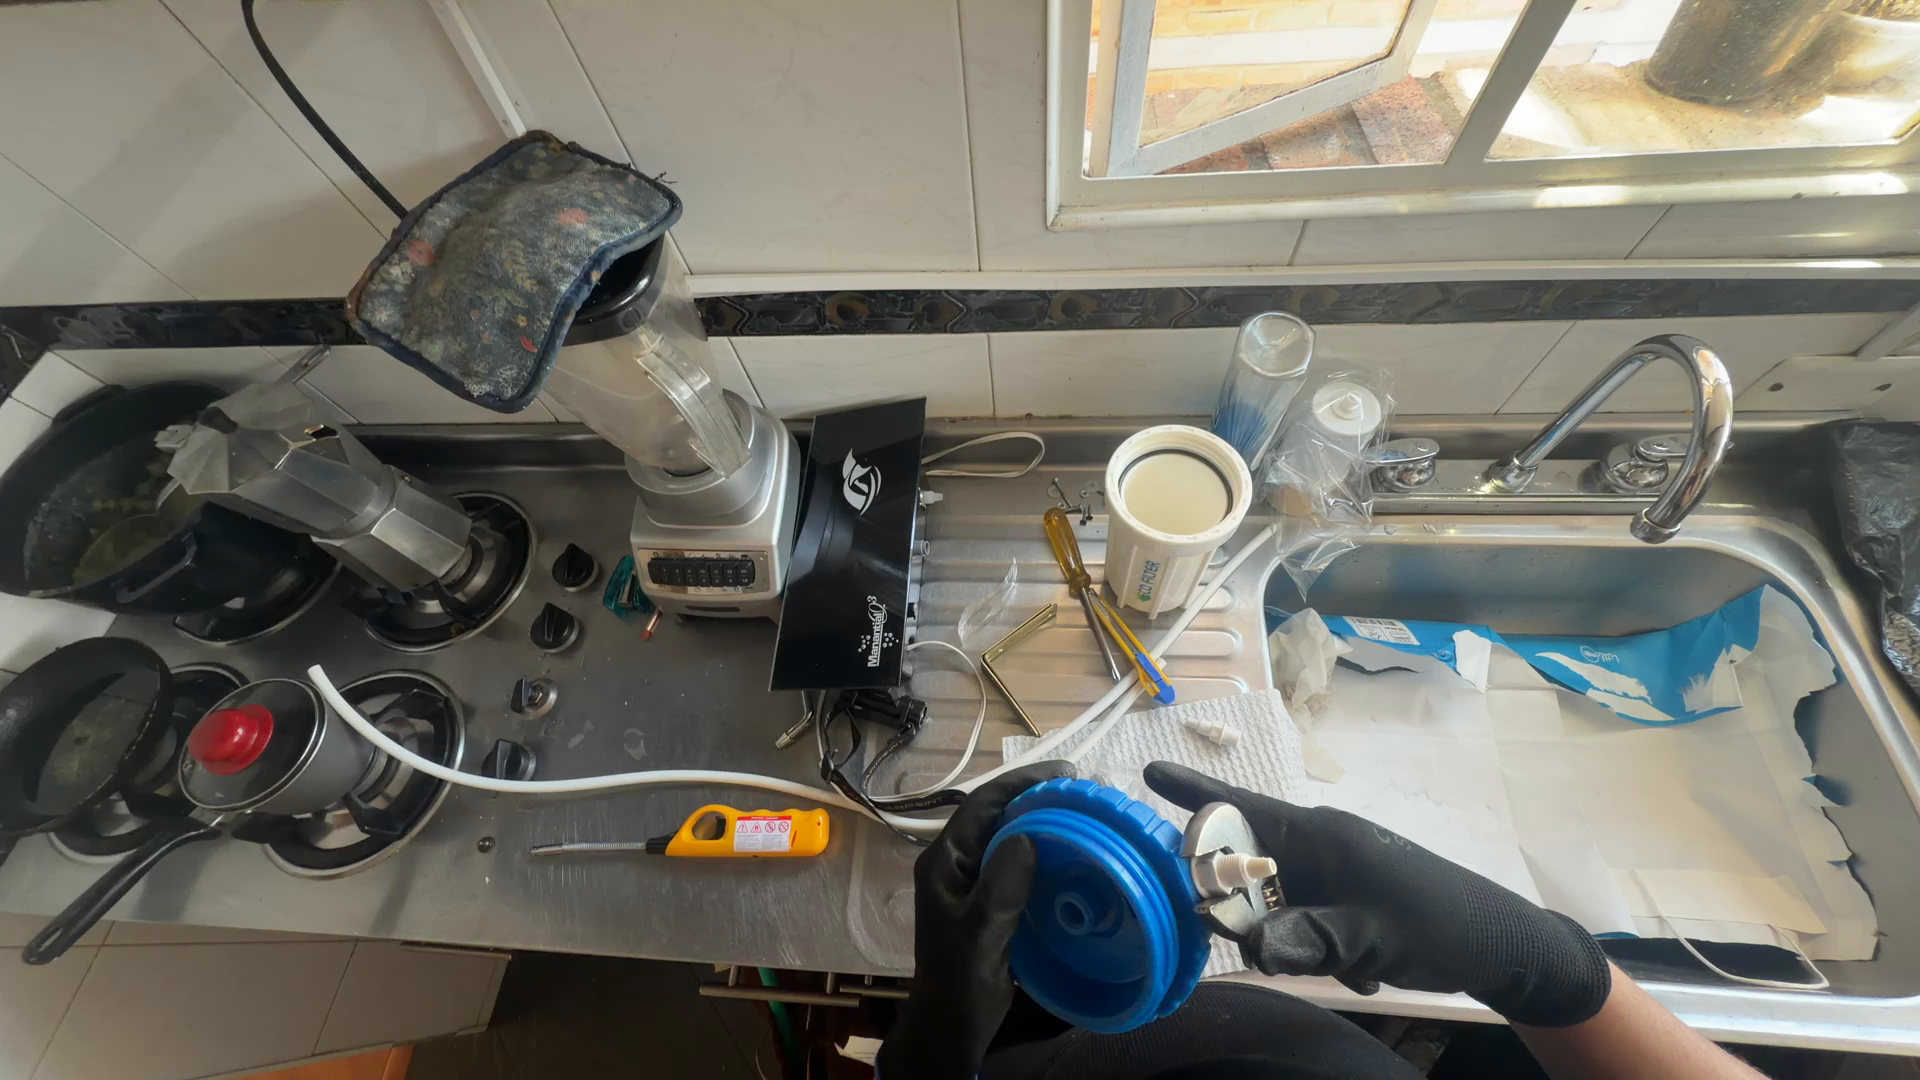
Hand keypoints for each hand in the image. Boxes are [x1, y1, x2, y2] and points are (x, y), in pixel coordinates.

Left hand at [877, 761, 1072, 1078]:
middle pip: (995, 812)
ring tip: (1079, 810)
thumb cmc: (961, 979)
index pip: (982, 803)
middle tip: (1080, 790)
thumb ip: (1001, 884)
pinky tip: (1067, 849)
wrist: (951, 1024)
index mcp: (945, 858)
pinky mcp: (986, 893)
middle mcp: (955, 858)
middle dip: (1034, 795)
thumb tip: (1027, 835)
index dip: (1021, 782)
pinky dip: (1040, 847)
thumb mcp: (983, 932)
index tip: (1063, 773)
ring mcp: (969, 875)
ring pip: (1006, 832)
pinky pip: (1013, 857)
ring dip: (1039, 819)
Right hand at [1144, 761, 1609, 1027]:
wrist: (1506, 946)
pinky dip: (1320, 944)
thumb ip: (1306, 937)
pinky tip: (1359, 966)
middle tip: (1252, 933)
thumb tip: (1246, 946)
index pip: (1240, 803)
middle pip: (1249, 861)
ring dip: (1296, 933)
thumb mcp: (1368, 935)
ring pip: (1278, 896)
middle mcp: (1314, 842)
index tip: (1148, 773)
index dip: (1192, 790)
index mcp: (1314, 831)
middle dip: (1247, 901)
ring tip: (1345, 961)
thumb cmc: (1436, 923)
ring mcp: (1330, 867)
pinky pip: (1305, 913)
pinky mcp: (1345, 892)